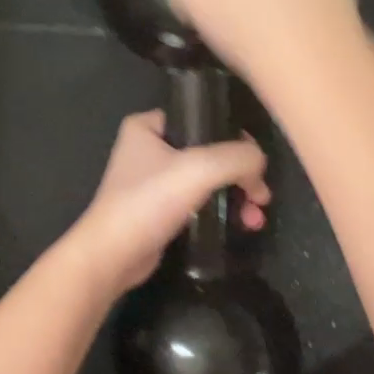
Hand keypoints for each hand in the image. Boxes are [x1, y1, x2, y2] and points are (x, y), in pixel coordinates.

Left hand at [64, 110, 269, 294]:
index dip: (234, 137)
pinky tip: (243, 225)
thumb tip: (259, 165)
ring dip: (236, 196)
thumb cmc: (148, 202)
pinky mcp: (159, 210)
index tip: (255, 163)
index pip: (202, 118)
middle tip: (260, 196)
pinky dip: (221, 211)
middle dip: (240, 175)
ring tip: (255, 218)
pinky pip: (199, 202)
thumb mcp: (200, 168)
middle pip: (210, 152)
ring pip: (208, 179)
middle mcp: (148, 149)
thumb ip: (238, 157)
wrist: (113, 255)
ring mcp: (153, 182)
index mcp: (147, 127)